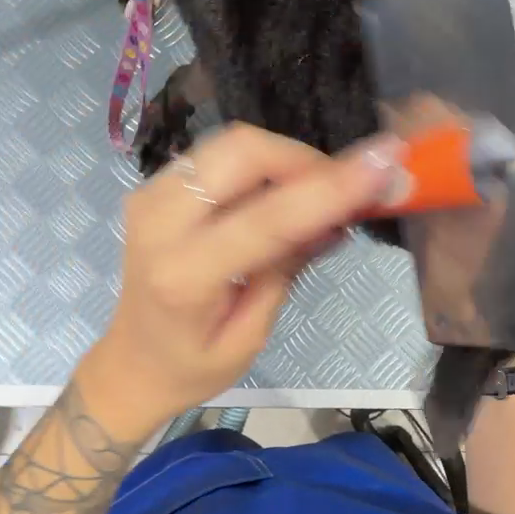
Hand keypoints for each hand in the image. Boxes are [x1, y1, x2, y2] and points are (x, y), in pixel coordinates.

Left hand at [78, 124, 404, 431]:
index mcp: (184, 275)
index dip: (329, 188)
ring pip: (231, 145)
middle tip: (347, 187)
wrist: (131, 364)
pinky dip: (262, 167)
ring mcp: (151, 196)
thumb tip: (336, 219)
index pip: (266, 218)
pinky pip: (219, 158)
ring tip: (321, 196)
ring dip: (286, 161)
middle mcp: (159, 221)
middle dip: (306, 160)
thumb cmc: (192, 367)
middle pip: (242, 152)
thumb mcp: (249, 336)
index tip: (384, 165)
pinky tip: (286, 196)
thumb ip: (285, 271)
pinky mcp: (155, 187)